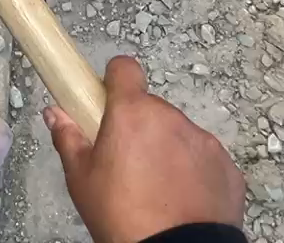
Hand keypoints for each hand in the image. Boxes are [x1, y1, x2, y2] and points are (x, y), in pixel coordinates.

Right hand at [43, 56, 245, 242]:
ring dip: (168, 148)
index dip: (115, 81)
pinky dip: (195, 172)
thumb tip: (54, 113)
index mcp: (132, 111)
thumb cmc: (123, 216)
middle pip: (151, 107)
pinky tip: (184, 200)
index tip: (108, 103)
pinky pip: (205, 159)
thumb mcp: (82, 179)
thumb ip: (67, 138)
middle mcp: (170, 117)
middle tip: (128, 162)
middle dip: (140, 126)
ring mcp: (203, 142)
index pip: (124, 68)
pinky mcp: (229, 169)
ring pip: (178, 133)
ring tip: (158, 187)